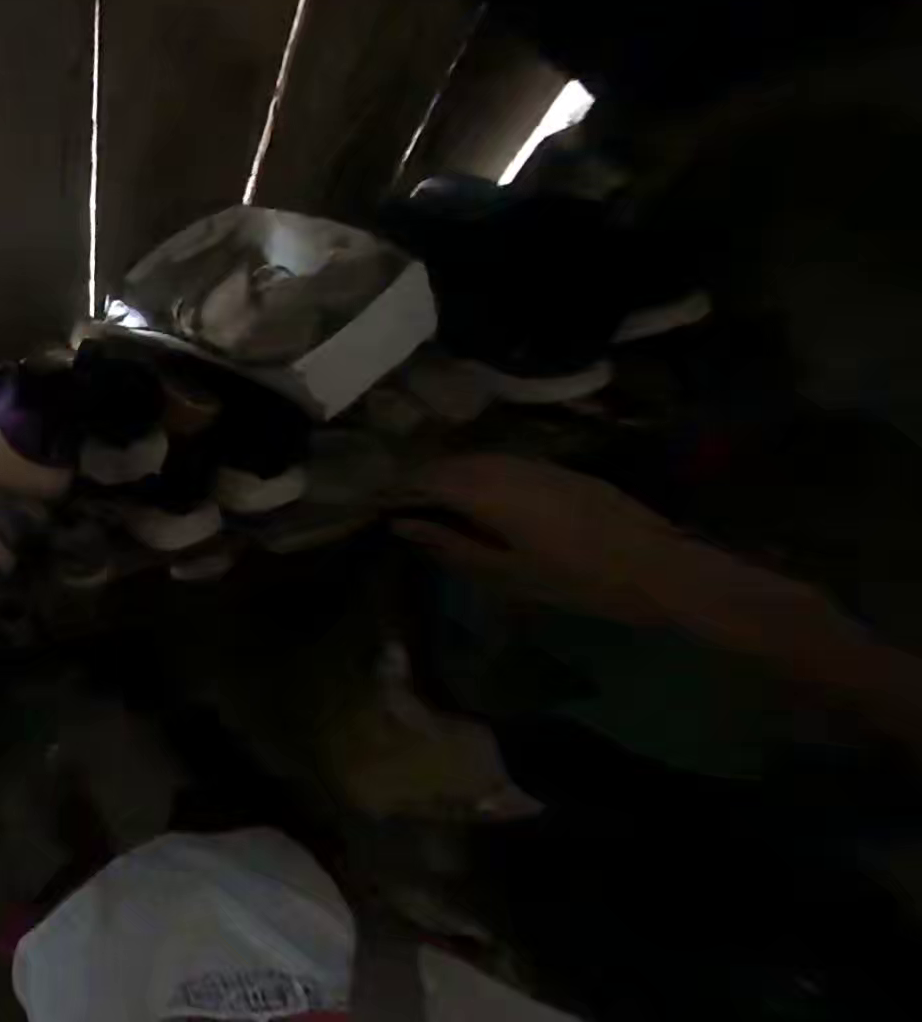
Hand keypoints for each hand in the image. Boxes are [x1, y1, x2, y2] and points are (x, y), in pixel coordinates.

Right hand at [392, 455, 921, 752]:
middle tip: (391, 500)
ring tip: (425, 496)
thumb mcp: (503, 572)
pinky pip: (499, 461)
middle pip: (445, 463)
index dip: (392, 490)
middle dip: (413, 478)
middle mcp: (507, 468)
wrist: (672, 573)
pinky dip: (473, 472)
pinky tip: (472, 493)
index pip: (423, 480)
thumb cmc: (578, 582)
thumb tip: (401, 525)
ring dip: (443, 472)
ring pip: (472, 458)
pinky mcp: (559, 470)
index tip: (368, 503)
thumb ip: (447, 544)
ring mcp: (536, 465)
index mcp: (488, 493)